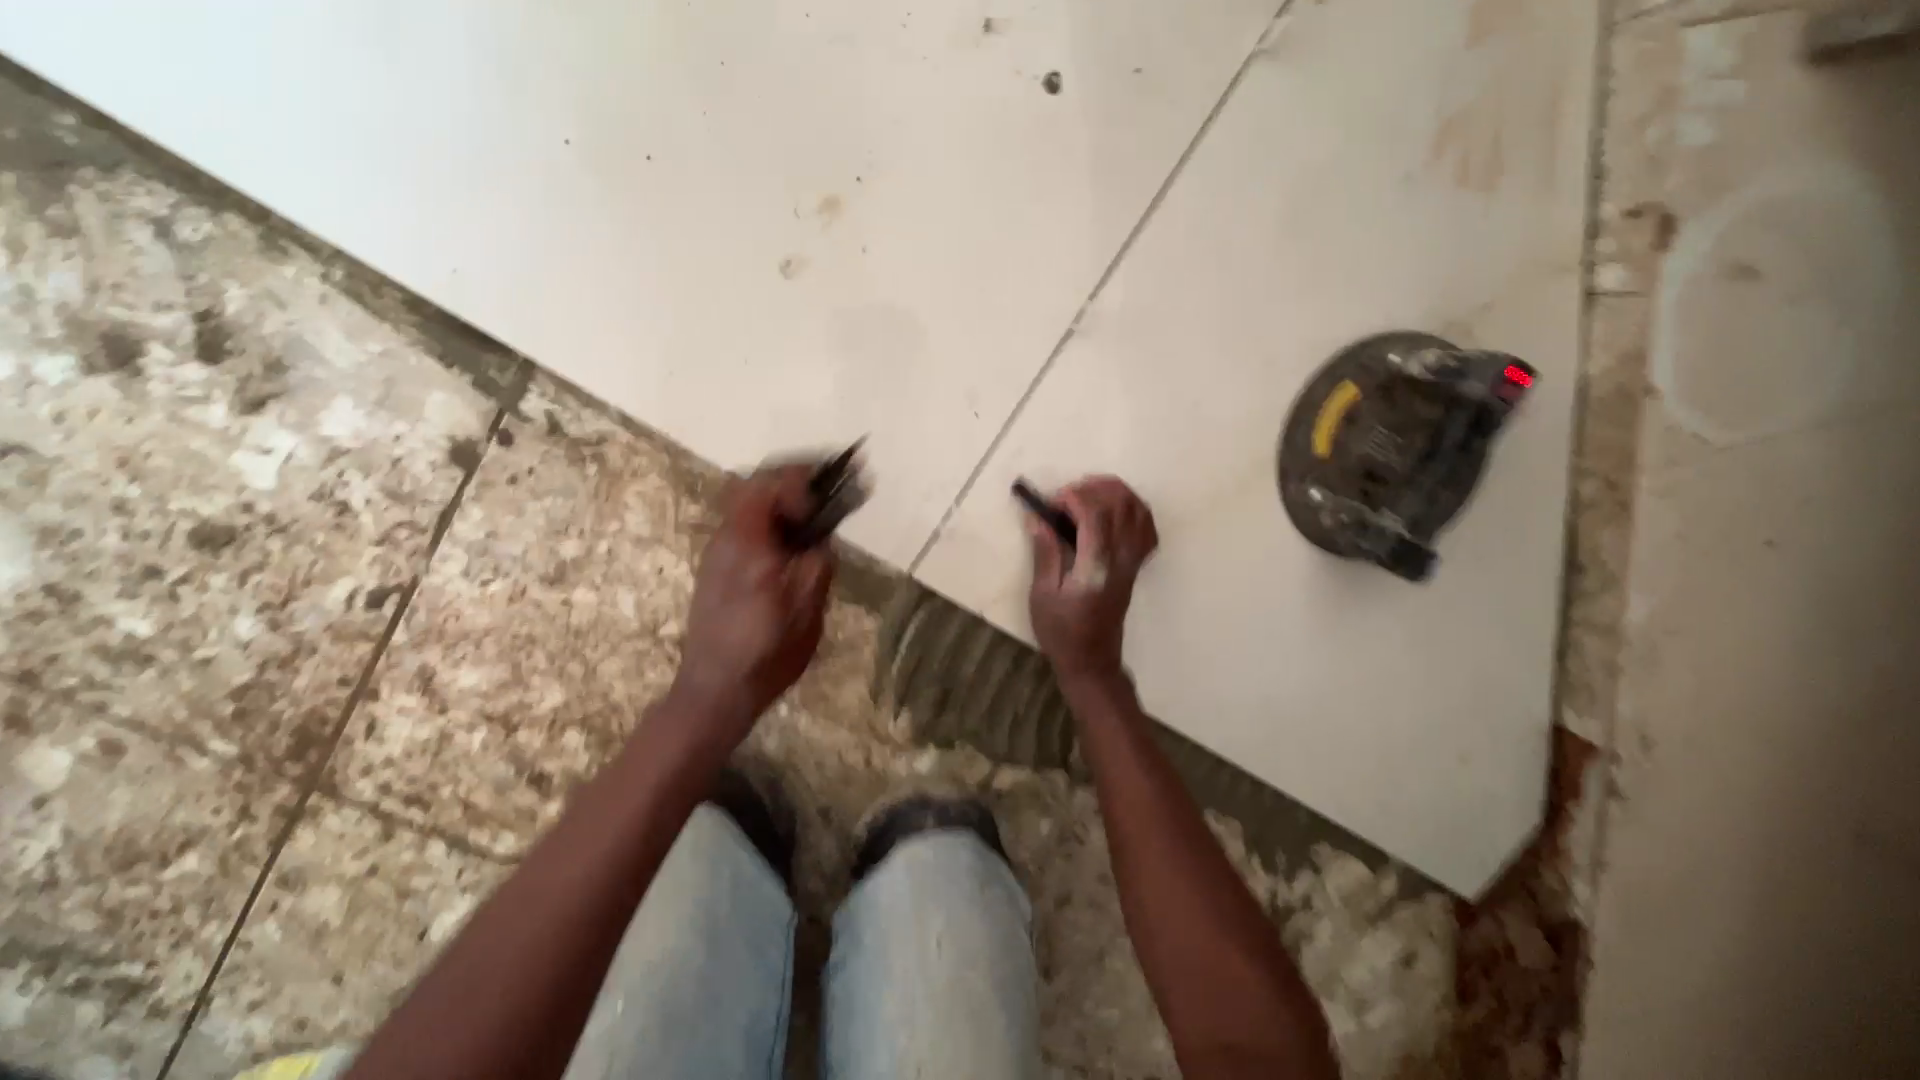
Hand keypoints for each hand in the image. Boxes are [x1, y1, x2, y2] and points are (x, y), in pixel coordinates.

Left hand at [670, 465, 834, 741]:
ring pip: (748, 508)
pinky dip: (772, 525)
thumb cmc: (764, 653)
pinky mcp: (717, 573)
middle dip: (792, 481)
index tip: (831, 492)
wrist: (715, 691)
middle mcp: (725, 540)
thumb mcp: (806, 610)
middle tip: (828, 488)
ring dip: (781, 503)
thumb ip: (817, 564)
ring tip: (816, 516)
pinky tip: (793, 548)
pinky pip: (746, 531)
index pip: (767, 482)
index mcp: (746, 542)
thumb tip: (822, 539)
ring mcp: (717, 556)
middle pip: (753, 487)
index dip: (801, 478)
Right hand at [1025, 475, 1158, 681]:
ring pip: (1139, 512)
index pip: (1096, 516)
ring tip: (1088, 496)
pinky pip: (1147, 529)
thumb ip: (1045, 553)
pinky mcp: (1136, 566)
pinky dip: (1133, 511)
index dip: (1075, 498)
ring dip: (1115, 494)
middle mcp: (1121, 560)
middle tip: (1067, 496)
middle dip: (1094, 489)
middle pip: (1122, 506)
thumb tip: (1039, 517)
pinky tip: (1112, 512)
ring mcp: (1133, 562)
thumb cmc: (1061, 632)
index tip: (1053, 500)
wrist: (1091, 660)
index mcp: (1095, 568)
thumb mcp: (1042, 594)